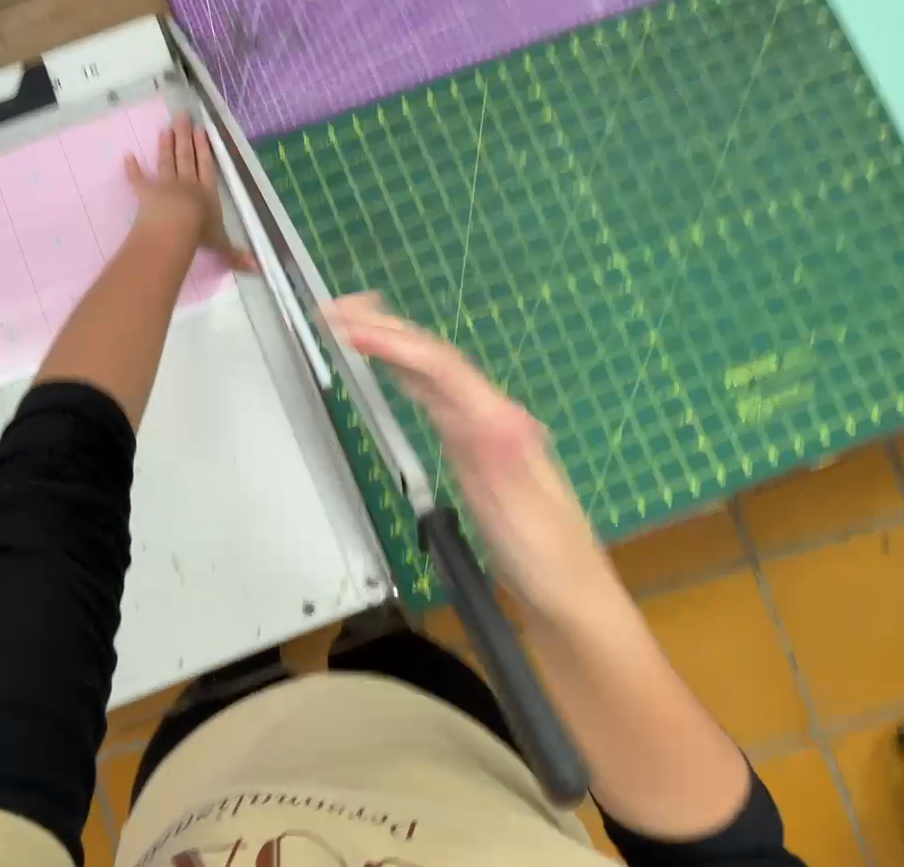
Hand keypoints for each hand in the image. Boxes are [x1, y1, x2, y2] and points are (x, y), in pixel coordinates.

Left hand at [125, 112, 256, 271]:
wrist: (175, 227)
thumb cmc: (200, 233)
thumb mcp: (221, 245)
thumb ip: (236, 255)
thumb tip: (257, 269)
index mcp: (207, 193)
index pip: (207, 167)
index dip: (204, 149)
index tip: (202, 131)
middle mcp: (188, 184)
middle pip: (187, 157)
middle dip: (185, 137)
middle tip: (182, 117)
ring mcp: (166, 185)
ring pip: (167, 162)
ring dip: (166, 145)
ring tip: (165, 129)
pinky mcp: (147, 192)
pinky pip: (138, 179)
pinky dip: (132, 169)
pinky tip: (127, 157)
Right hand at [327, 293, 608, 616]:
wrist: (567, 594)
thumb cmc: (545, 560)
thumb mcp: (522, 514)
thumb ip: (502, 459)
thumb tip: (478, 408)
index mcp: (501, 424)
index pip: (442, 368)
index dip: (396, 343)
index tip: (350, 329)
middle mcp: (492, 415)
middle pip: (436, 357)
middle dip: (388, 327)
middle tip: (336, 308)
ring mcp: (483, 428)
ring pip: (432, 371)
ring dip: (392, 342)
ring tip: (352, 322)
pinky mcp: (472, 445)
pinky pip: (432, 395)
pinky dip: (403, 373)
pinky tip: (389, 368)